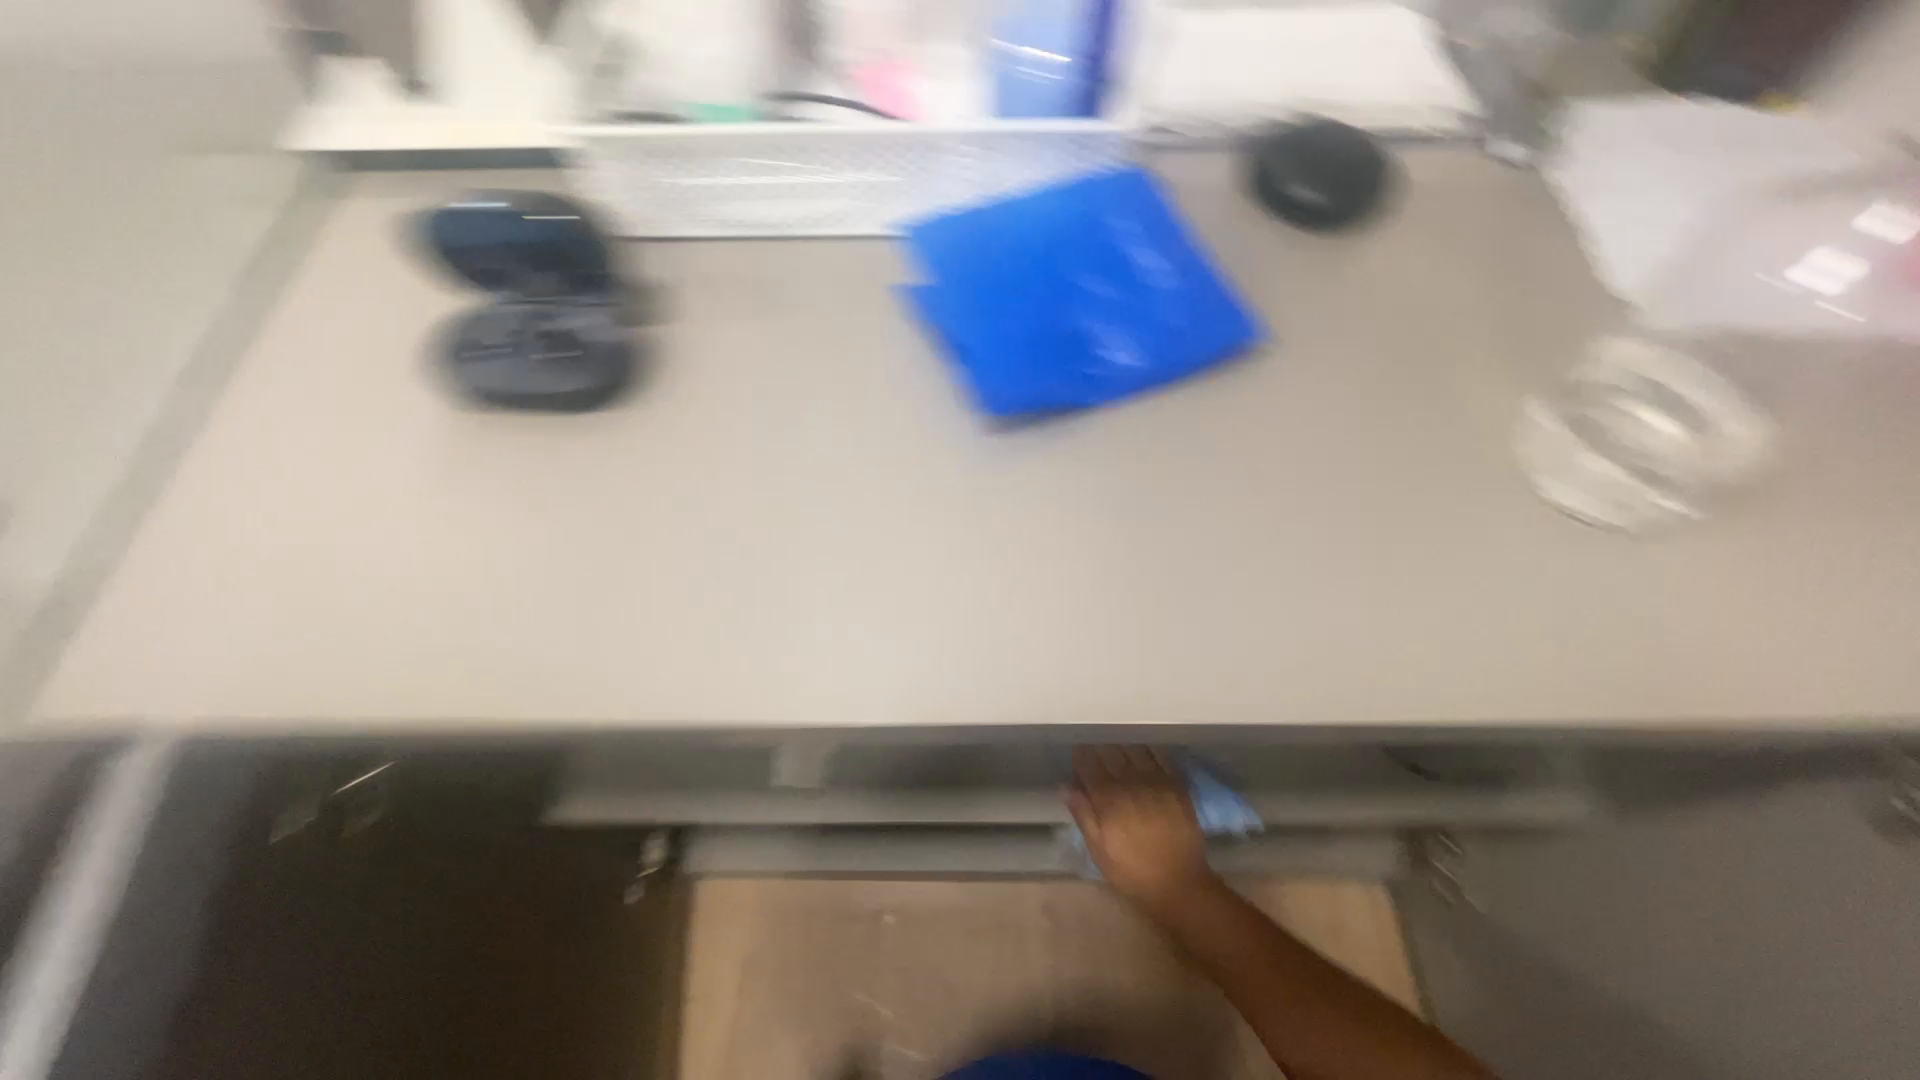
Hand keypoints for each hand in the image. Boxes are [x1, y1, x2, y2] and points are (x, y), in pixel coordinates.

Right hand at [1067, 746, 1216, 909]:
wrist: (1179, 883)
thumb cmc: (1132, 871)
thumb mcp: (1099, 850)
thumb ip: (1083, 815)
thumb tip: (1066, 786)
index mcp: (1109, 800)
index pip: (1089, 765)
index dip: (1081, 754)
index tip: (1077, 749)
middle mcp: (1131, 784)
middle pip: (1111, 753)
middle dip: (1099, 747)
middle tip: (1094, 745)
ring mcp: (1156, 782)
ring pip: (1134, 750)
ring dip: (1121, 744)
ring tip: (1115, 744)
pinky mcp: (1176, 785)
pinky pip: (1161, 756)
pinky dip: (1148, 748)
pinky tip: (1142, 747)